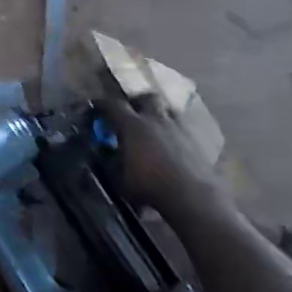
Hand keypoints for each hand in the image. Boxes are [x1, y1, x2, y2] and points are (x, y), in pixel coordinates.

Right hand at [102, 95, 222, 211]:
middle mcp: (155, 120)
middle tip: (132, 111)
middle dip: (138, 101)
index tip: (96, 105)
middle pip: (147, 98)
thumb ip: (111, 164)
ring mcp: (178, 127)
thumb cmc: (149, 185)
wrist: (191, 193)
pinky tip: (172, 145)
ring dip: (159, 116)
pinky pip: (181, 128)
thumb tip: (105, 154)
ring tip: (154, 128)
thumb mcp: (120, 180)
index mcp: (132, 126)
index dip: (102, 103)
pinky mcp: (195, 139)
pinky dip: (174, 132)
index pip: (113, 105)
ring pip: (167, 111)